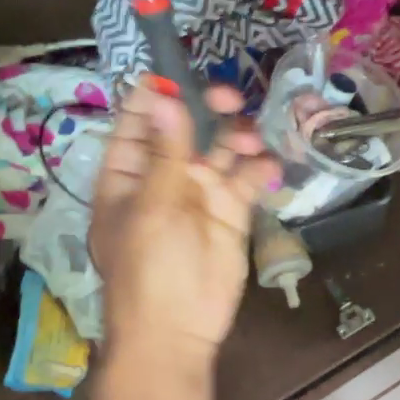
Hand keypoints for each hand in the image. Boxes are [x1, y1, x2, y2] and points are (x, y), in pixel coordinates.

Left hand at [88, 84, 279, 354]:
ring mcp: (201, 191)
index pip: (138, 121)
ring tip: (252, 141)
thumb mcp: (153, 207)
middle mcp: (166, 174)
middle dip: (209, 107)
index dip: (155, 94)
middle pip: (188, 125)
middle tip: (230, 98)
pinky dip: (262, 167)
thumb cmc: (149, 269)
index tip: (177, 69)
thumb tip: (163, 98)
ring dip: (239, 135)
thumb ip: (167, 152)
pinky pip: (249, 177)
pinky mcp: (233, 210)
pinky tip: (269, 168)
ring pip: (223, 145)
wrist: (178, 330)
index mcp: (129, 172)